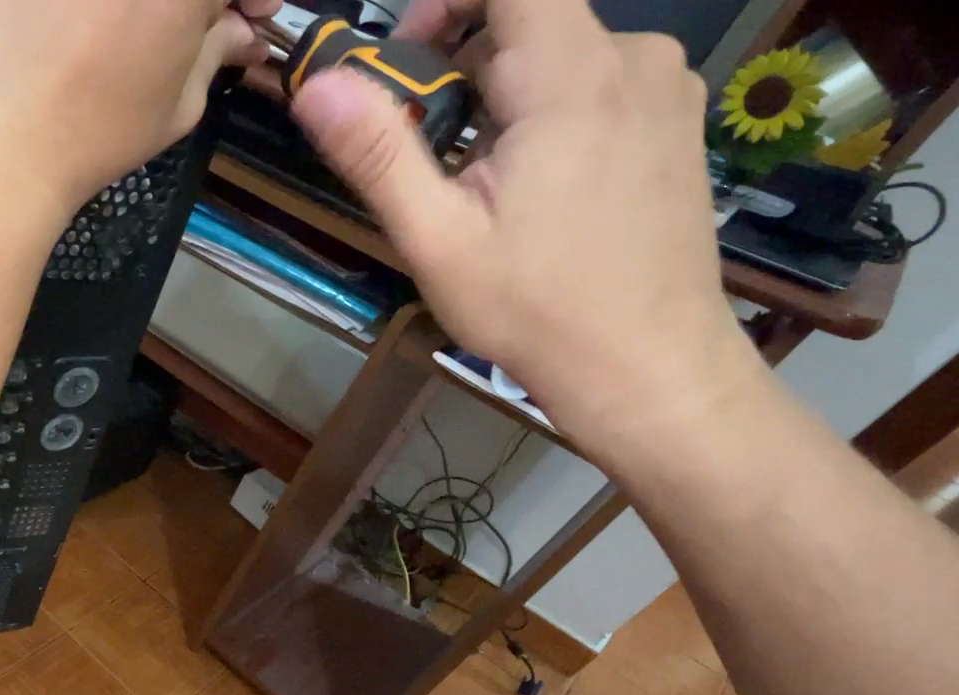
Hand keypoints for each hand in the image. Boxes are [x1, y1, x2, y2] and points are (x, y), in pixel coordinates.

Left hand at [0, 0, 279, 214]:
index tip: (250, 12)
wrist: (8, 150)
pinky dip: (90, 6)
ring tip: (136, 26)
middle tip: (198, 21)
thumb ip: (214, 54)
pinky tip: (90, 23)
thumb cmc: (101, 136)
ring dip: (144, 3)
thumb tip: (239, 33)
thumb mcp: (178, 106)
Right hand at [291, 0, 755, 448]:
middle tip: (423, 153)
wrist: (644, 362)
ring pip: (560, 58)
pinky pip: (596, 87)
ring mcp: (664, 90)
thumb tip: (318, 86)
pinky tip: (532, 190)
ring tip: (475, 185)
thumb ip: (378, 154)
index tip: (402, 58)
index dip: (445, 2)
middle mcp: (634, 58)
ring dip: (501, 100)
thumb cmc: (532, 306)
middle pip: (529, 22)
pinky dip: (546, 117)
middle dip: (460, 67)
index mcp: (572, 77)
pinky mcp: (674, 123)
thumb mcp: (436, 237)